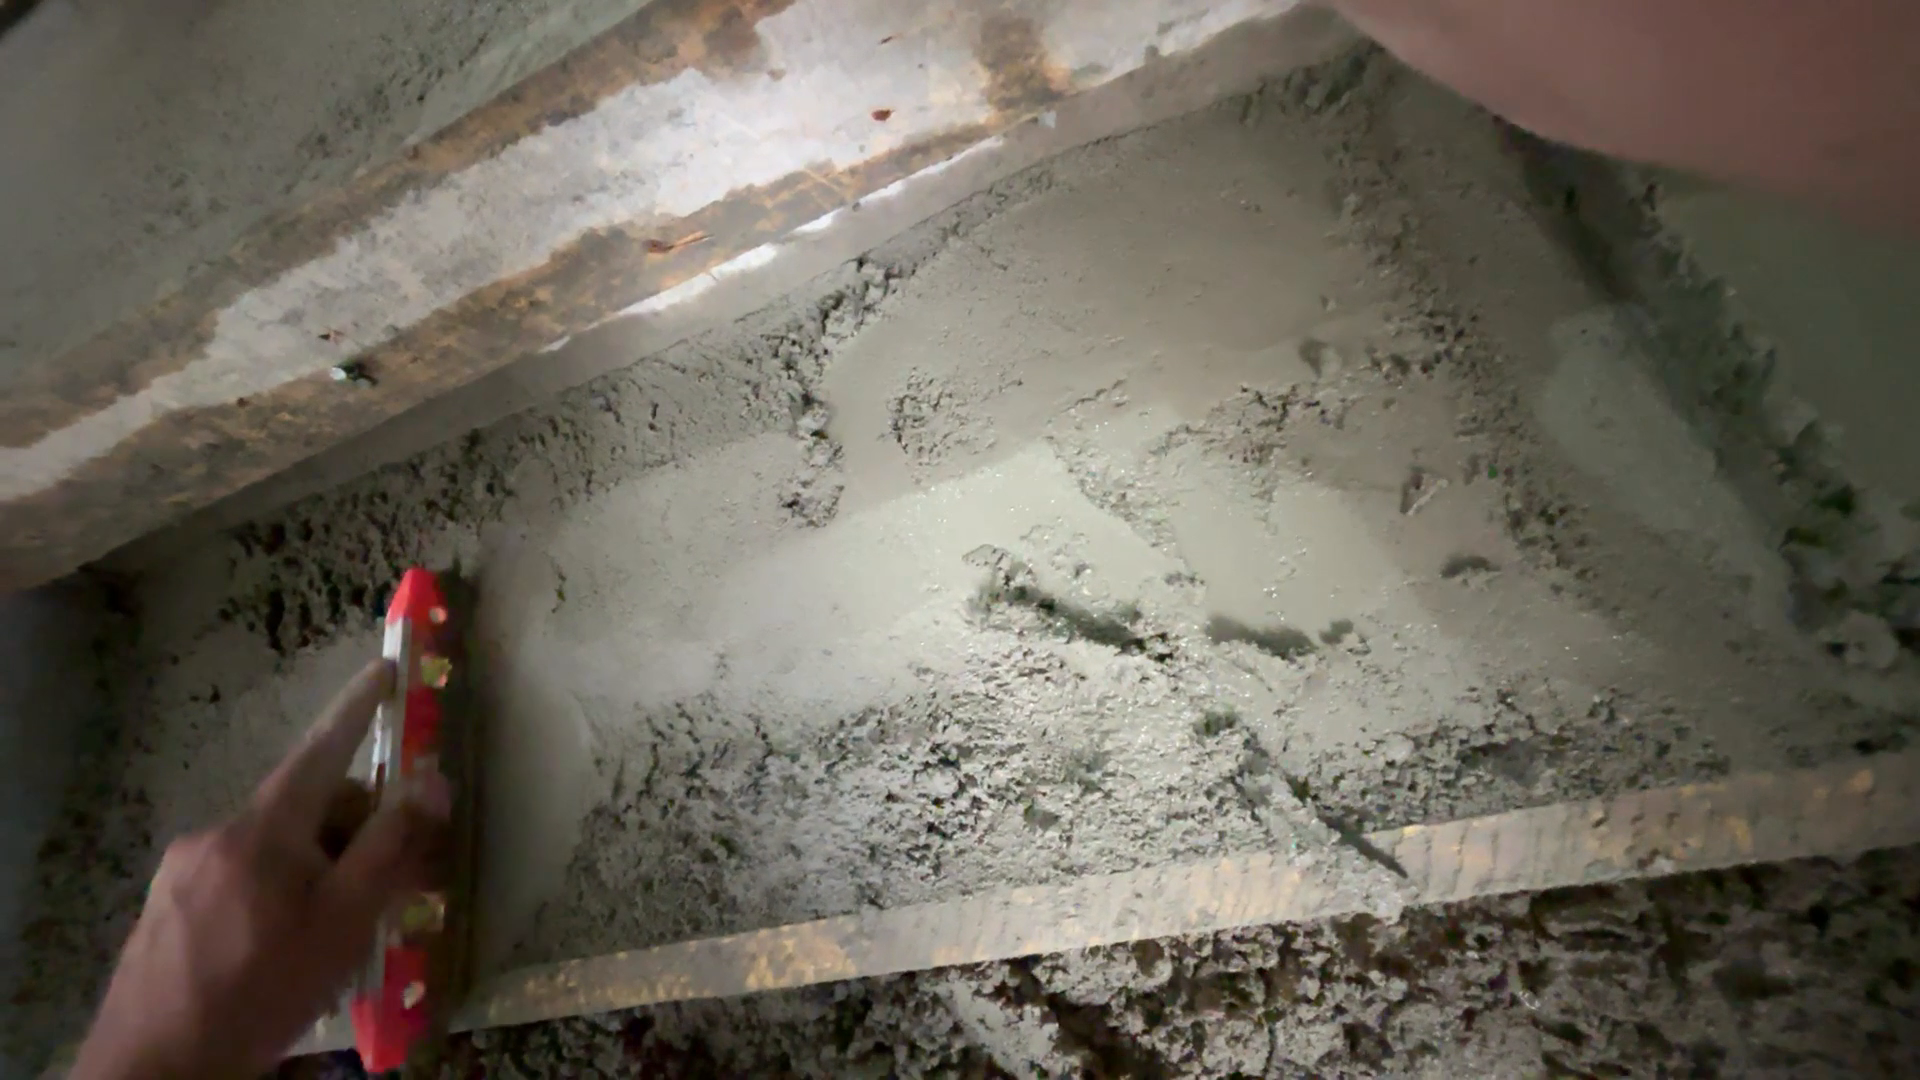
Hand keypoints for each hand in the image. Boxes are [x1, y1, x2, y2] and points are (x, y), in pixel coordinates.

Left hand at [71, 660, 450, 1078]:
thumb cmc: (264, 987)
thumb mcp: (349, 915)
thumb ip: (394, 840)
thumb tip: (433, 778)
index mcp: (260, 830)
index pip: (321, 749)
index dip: (358, 706)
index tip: (386, 668)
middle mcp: (217, 836)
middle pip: (315, 805)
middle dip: (365, 828)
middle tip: (402, 875)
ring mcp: (186, 873)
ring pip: (286, 842)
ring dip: (332, 863)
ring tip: (352, 919)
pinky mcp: (172, 906)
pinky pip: (254, 871)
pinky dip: (295, 884)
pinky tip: (304, 933)